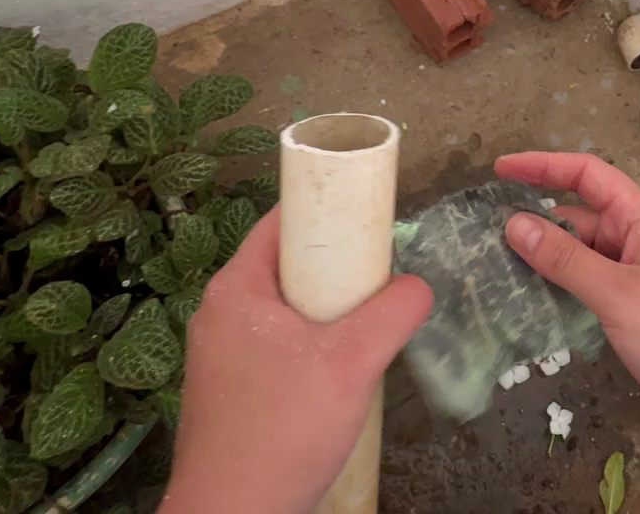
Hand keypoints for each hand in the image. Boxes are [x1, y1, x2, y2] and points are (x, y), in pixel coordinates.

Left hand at [161, 208, 432, 513]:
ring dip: (329, 307)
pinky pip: (279, 339)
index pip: (284, 218)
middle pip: (290, 260)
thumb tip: (418, 287)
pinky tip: (340, 368)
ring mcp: (222, 352)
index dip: (330, 209)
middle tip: (379, 278)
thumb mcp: (354, 361)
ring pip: (288, 303)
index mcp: (236, 288)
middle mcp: (220, 311)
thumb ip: (396, 310)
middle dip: (338, 264)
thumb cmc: (284, 431)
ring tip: (367, 325)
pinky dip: (313, 339)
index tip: (373, 219)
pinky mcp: (231, 387)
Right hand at [493, 152, 639, 451]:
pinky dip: (559, 289)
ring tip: (493, 267)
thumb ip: (565, 259)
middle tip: (483, 232)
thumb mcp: (619, 294)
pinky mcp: (632, 309)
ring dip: (544, 258)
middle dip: (535, 218)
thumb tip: (513, 222)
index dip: (542, 165)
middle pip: (579, 214)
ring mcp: (636, 274)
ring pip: (580, 253)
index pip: (587, 174)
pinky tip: (527, 303)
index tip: (499, 169)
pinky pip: (587, 285)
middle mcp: (637, 237)